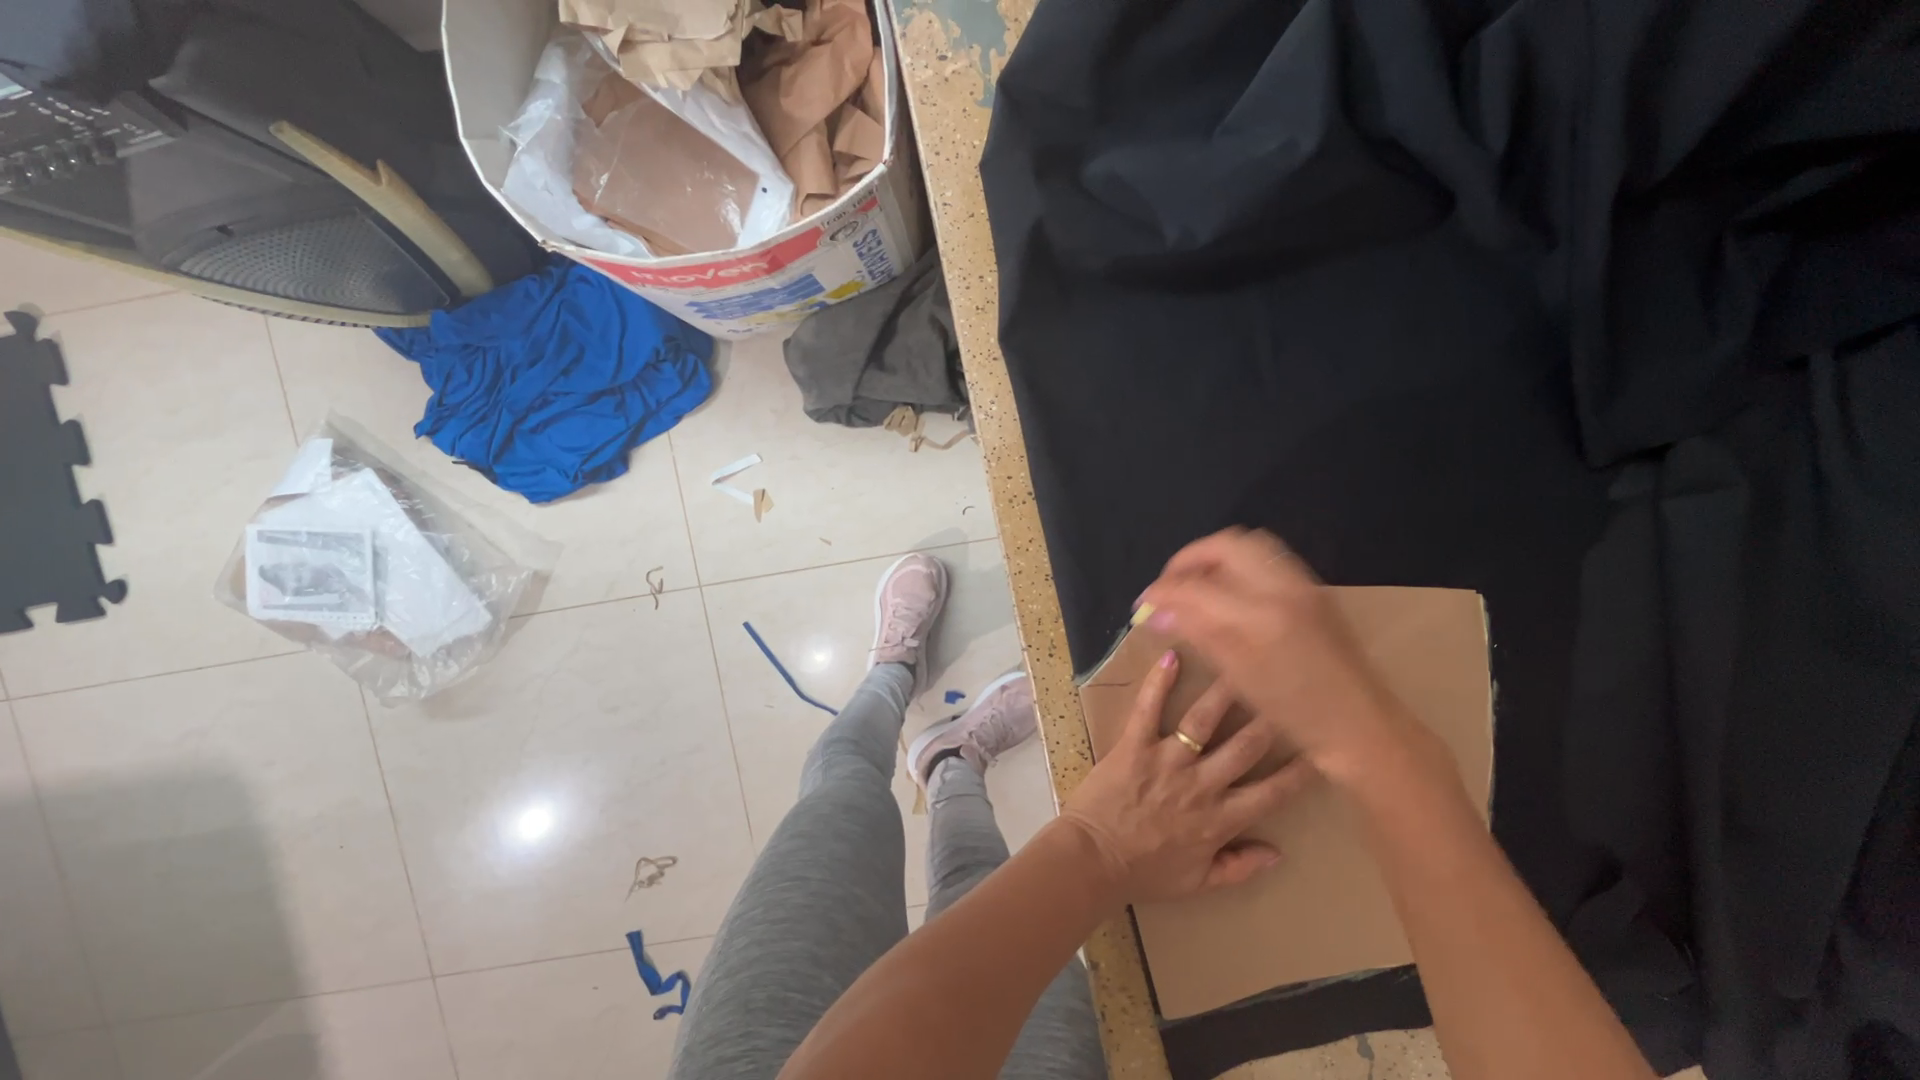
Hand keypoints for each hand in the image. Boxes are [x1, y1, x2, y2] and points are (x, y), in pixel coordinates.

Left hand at [1060, 649, 1312, 903]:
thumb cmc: (1145, 873)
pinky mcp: (1134, 746)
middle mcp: (1201, 784)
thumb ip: (1240, 867)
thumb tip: (1279, 853)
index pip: (1272, 791)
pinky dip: (1159, 682)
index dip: (1300, 771)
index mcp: (1221, 819)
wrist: (1093, 861)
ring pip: (1204, 720)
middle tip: (1288, 688)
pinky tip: (1172, 656)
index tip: (1320, 748)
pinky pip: (1148, 709)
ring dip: (1226, 692)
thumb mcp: (1199, 882)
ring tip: (1243, 663)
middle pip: (1246, 745)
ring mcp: (1167, 761)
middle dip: (1272, 717)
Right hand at [1133, 528, 1418, 783]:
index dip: (1163, 589)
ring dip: (1216, 560)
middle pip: (1227, 544)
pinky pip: (1268, 560)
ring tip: (1196, 588)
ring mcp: (1305, 585)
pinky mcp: (1315, 592)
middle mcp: (1285, 586)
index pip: (1197, 582)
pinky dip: (1239, 567)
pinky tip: (1229, 597)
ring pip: (1250, 547)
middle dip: (1190, 560)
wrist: (1361, 726)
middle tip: (1171, 587)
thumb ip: (1197, 634)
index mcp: (1261, 613)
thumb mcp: (1239, 677)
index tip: (1144, 604)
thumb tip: (1156, 611)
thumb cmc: (1297, 713)